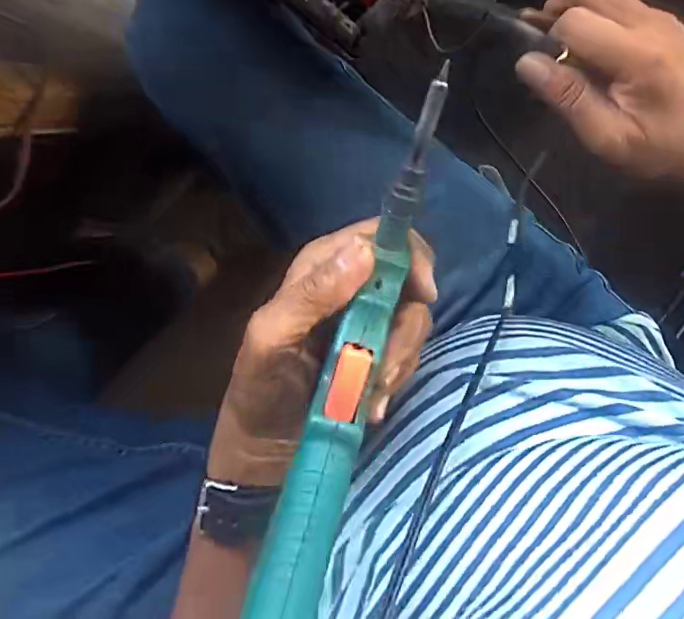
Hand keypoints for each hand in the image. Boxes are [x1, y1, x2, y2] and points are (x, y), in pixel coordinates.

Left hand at [208, 219, 435, 486]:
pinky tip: (373, 403)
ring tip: (371, 393)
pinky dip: (397, 378)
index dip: (410, 255)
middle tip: (389, 362)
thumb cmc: (260, 385)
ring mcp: (373, 317)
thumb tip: (365, 251)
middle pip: (410, 276)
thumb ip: (312, 293)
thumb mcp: (272, 337)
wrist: (266, 449)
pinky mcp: (384, 350)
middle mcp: (355, 282)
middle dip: (408, 323)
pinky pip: (411, 351)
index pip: (380, 235)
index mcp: (324, 263)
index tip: (423, 293)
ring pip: (415, 318)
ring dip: (400, 358)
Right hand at [515, 0, 683, 181]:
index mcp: (639, 54)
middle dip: (558, 8)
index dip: (550, 40)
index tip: (550, 68)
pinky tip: (593, 44)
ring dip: (575, 5)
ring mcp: (661, 16)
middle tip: (546, 43)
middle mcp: (651, 23)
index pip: (575, 21)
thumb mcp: (609, 137)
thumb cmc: (663, 148)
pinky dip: (594, 10)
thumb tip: (527, 62)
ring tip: (565, 41)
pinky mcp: (664, 18)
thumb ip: (568, 98)